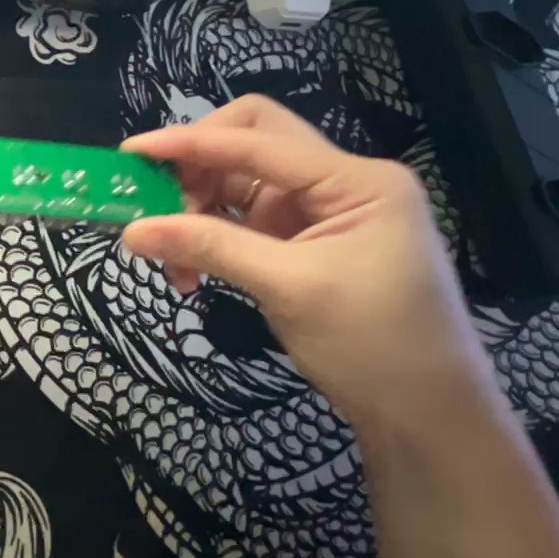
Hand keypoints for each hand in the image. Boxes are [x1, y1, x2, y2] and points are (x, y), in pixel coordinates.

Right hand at [120, 95, 498, 432]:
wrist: (427, 418)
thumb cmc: (376, 346)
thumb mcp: (289, 289)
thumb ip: (210, 247)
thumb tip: (131, 230)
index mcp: (356, 180)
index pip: (257, 139)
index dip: (190, 142)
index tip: (131, 153)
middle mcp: (338, 182)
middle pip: (248, 143)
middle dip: (196, 168)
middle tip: (157, 204)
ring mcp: (319, 211)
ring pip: (237, 183)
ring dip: (195, 210)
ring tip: (170, 257)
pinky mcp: (301, 241)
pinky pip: (239, 221)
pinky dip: (208, 238)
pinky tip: (189, 271)